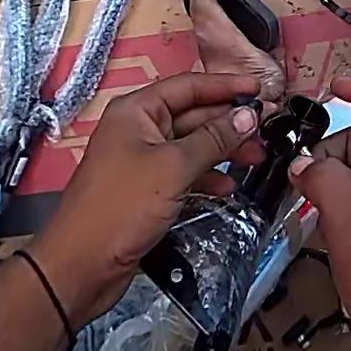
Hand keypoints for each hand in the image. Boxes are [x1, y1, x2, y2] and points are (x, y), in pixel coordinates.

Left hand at [28, 72, 265, 323]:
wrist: (83, 264)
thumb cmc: (123, 205)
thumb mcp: (173, 167)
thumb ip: (213, 140)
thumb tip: (247, 116)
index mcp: (137, 110)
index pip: (188, 86)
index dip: (225, 86)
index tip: (259, 90)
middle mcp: (139, 127)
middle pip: (192, 114)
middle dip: (228, 122)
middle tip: (267, 129)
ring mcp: (142, 158)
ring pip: (190, 145)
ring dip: (222, 150)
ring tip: (257, 158)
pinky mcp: (147, 188)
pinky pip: (183, 172)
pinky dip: (206, 177)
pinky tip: (228, 186)